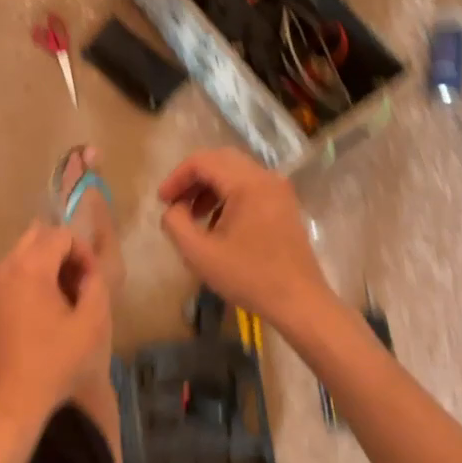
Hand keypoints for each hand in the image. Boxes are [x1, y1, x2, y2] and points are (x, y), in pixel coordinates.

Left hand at [0, 223, 113, 430]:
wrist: (11, 401)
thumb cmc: (54, 363)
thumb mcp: (92, 325)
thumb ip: (97, 287)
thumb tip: (90, 273)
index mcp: (30, 267)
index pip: (62, 235)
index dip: (84, 253)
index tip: (94, 282)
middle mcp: (7, 268)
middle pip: (39, 236)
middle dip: (65, 252)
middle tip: (81, 284)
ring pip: (25, 254)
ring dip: (50, 265)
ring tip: (68, 299)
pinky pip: (15, 274)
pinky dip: (34, 279)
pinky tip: (49, 312)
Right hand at [157, 148, 335, 329]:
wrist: (299, 302)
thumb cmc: (249, 277)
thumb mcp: (200, 254)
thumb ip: (176, 223)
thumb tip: (173, 208)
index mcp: (247, 183)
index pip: (202, 161)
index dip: (176, 177)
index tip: (162, 201)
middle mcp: (266, 177)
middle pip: (220, 160)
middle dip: (193, 178)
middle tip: (175, 203)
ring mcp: (279, 190)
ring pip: (236, 172)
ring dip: (210, 187)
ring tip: (193, 216)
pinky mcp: (285, 204)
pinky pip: (250, 186)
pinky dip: (228, 195)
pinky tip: (218, 224)